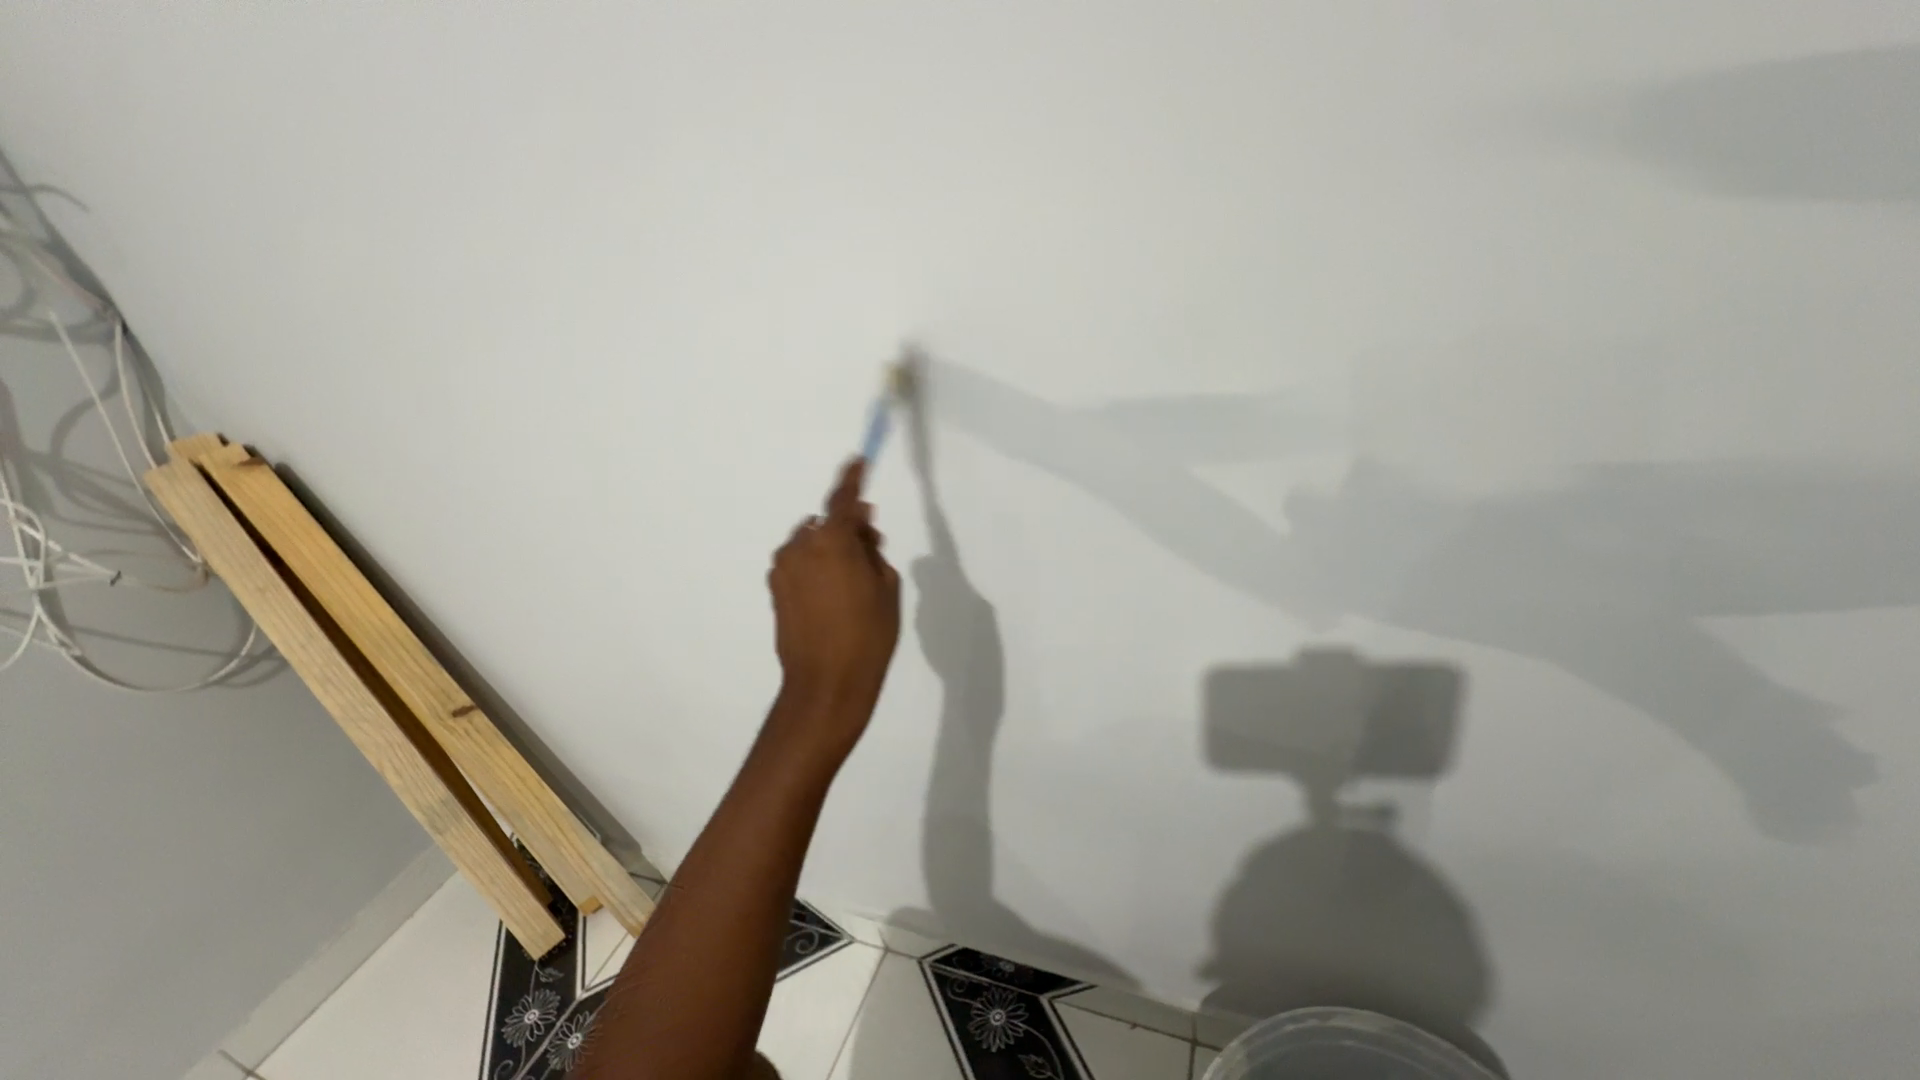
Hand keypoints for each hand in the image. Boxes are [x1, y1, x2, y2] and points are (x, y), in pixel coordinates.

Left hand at [767, 460, 901, 750]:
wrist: (826, 683)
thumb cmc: (868, 635)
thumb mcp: (885, 587)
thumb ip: (872, 549)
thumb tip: (860, 527)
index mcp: (833, 540)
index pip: (844, 499)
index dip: (853, 478)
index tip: (858, 460)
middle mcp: (801, 546)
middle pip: (827, 523)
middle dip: (848, 530)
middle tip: (871, 554)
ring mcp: (783, 569)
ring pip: (812, 545)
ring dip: (829, 552)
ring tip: (852, 588)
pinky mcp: (775, 591)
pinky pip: (800, 566)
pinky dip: (815, 570)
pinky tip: (832, 601)